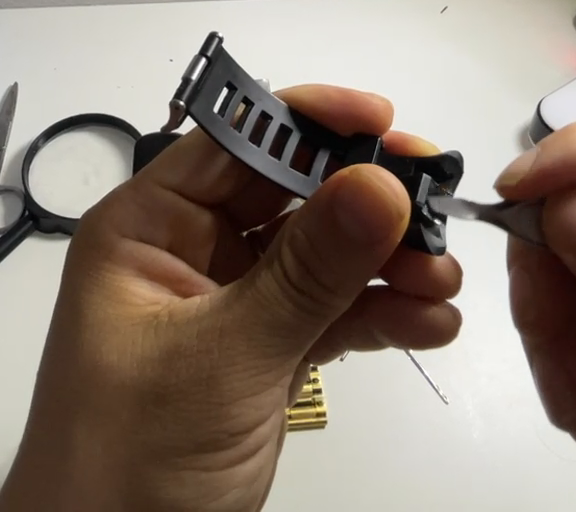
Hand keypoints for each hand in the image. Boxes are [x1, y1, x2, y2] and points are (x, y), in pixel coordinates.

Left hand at [0, 86, 462, 511]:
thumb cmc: (132, 457)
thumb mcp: (223, 355)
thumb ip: (306, 271)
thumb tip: (380, 183)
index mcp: (149, 223)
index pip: (232, 143)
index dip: (306, 120)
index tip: (382, 120)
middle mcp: (189, 248)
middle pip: (286, 193)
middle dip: (362, 197)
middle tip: (434, 197)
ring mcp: (230, 300)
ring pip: (316, 253)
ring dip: (383, 260)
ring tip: (443, 278)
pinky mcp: (262, 350)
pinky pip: (326, 312)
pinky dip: (377, 314)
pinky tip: (430, 323)